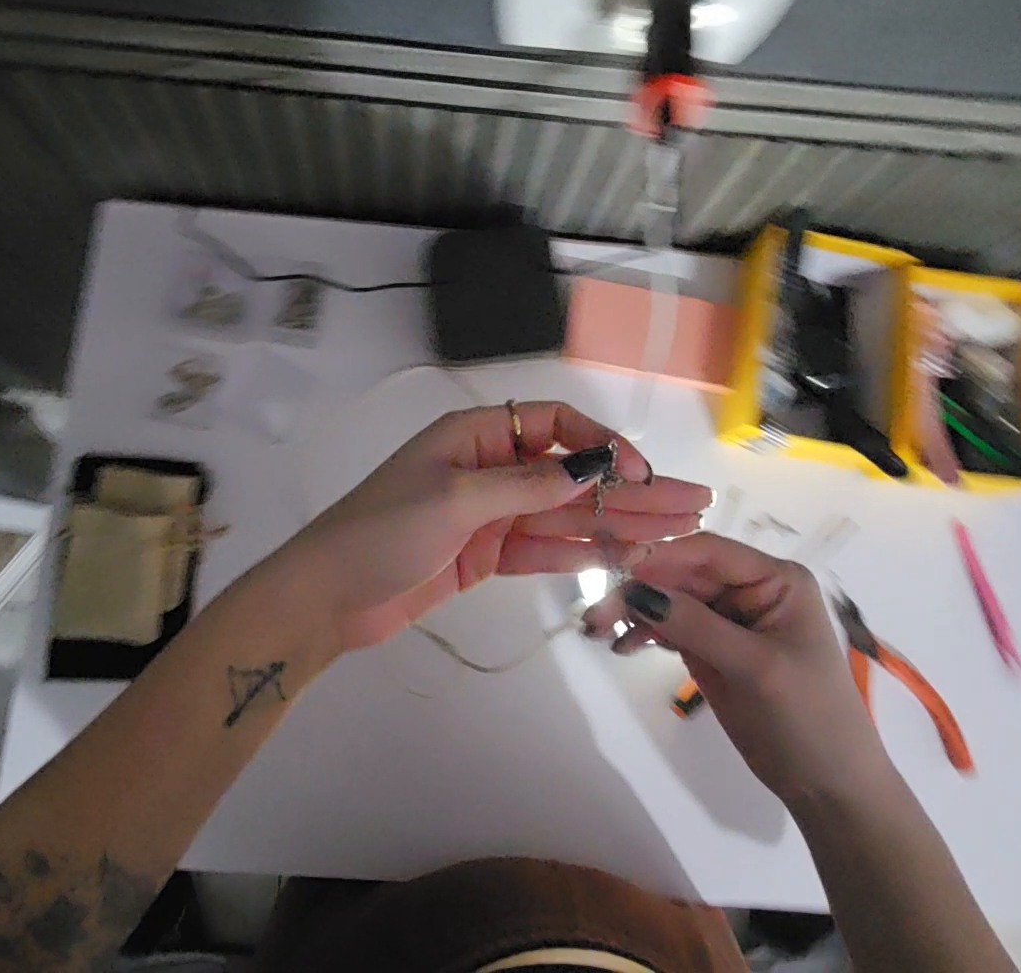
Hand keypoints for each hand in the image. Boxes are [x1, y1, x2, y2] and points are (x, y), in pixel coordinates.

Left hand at [279, 402, 711, 651]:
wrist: (328, 597)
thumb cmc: (382, 531)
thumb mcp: (454, 498)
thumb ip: (526, 485)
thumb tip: (592, 466)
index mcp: (474, 437)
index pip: (552, 424)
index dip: (599, 442)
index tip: (638, 471)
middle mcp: (488, 470)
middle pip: (569, 473)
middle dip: (629, 487)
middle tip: (692, 503)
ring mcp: (489, 516)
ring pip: (564, 515)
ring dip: (617, 522)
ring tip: (677, 531)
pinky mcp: (485, 557)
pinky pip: (542, 549)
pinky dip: (580, 552)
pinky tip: (625, 554)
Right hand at [582, 533, 892, 803]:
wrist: (828, 785)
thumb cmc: (808, 718)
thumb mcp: (754, 667)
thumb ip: (695, 625)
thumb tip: (635, 590)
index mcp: (775, 579)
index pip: (707, 552)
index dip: (659, 557)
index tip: (614, 571)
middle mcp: (749, 590)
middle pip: (681, 575)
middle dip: (638, 589)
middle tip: (594, 615)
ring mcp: (728, 619)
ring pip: (668, 599)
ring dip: (633, 611)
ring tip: (597, 631)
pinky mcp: (711, 647)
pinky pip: (669, 626)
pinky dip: (643, 632)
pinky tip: (622, 646)